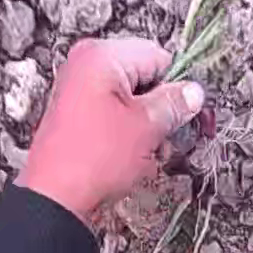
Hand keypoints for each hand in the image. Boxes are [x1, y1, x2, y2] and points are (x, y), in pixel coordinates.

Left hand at [16, 38, 203, 221]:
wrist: (57, 196)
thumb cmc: (98, 157)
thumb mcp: (146, 127)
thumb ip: (174, 104)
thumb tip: (195, 92)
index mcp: (103, 56)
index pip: (159, 57)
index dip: (180, 87)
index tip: (194, 116)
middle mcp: (88, 64)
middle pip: (146, 78)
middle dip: (164, 109)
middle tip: (173, 139)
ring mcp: (81, 90)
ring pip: (133, 100)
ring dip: (150, 126)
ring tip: (152, 153)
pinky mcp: (79, 115)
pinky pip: (117, 115)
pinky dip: (132, 133)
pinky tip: (137, 157)